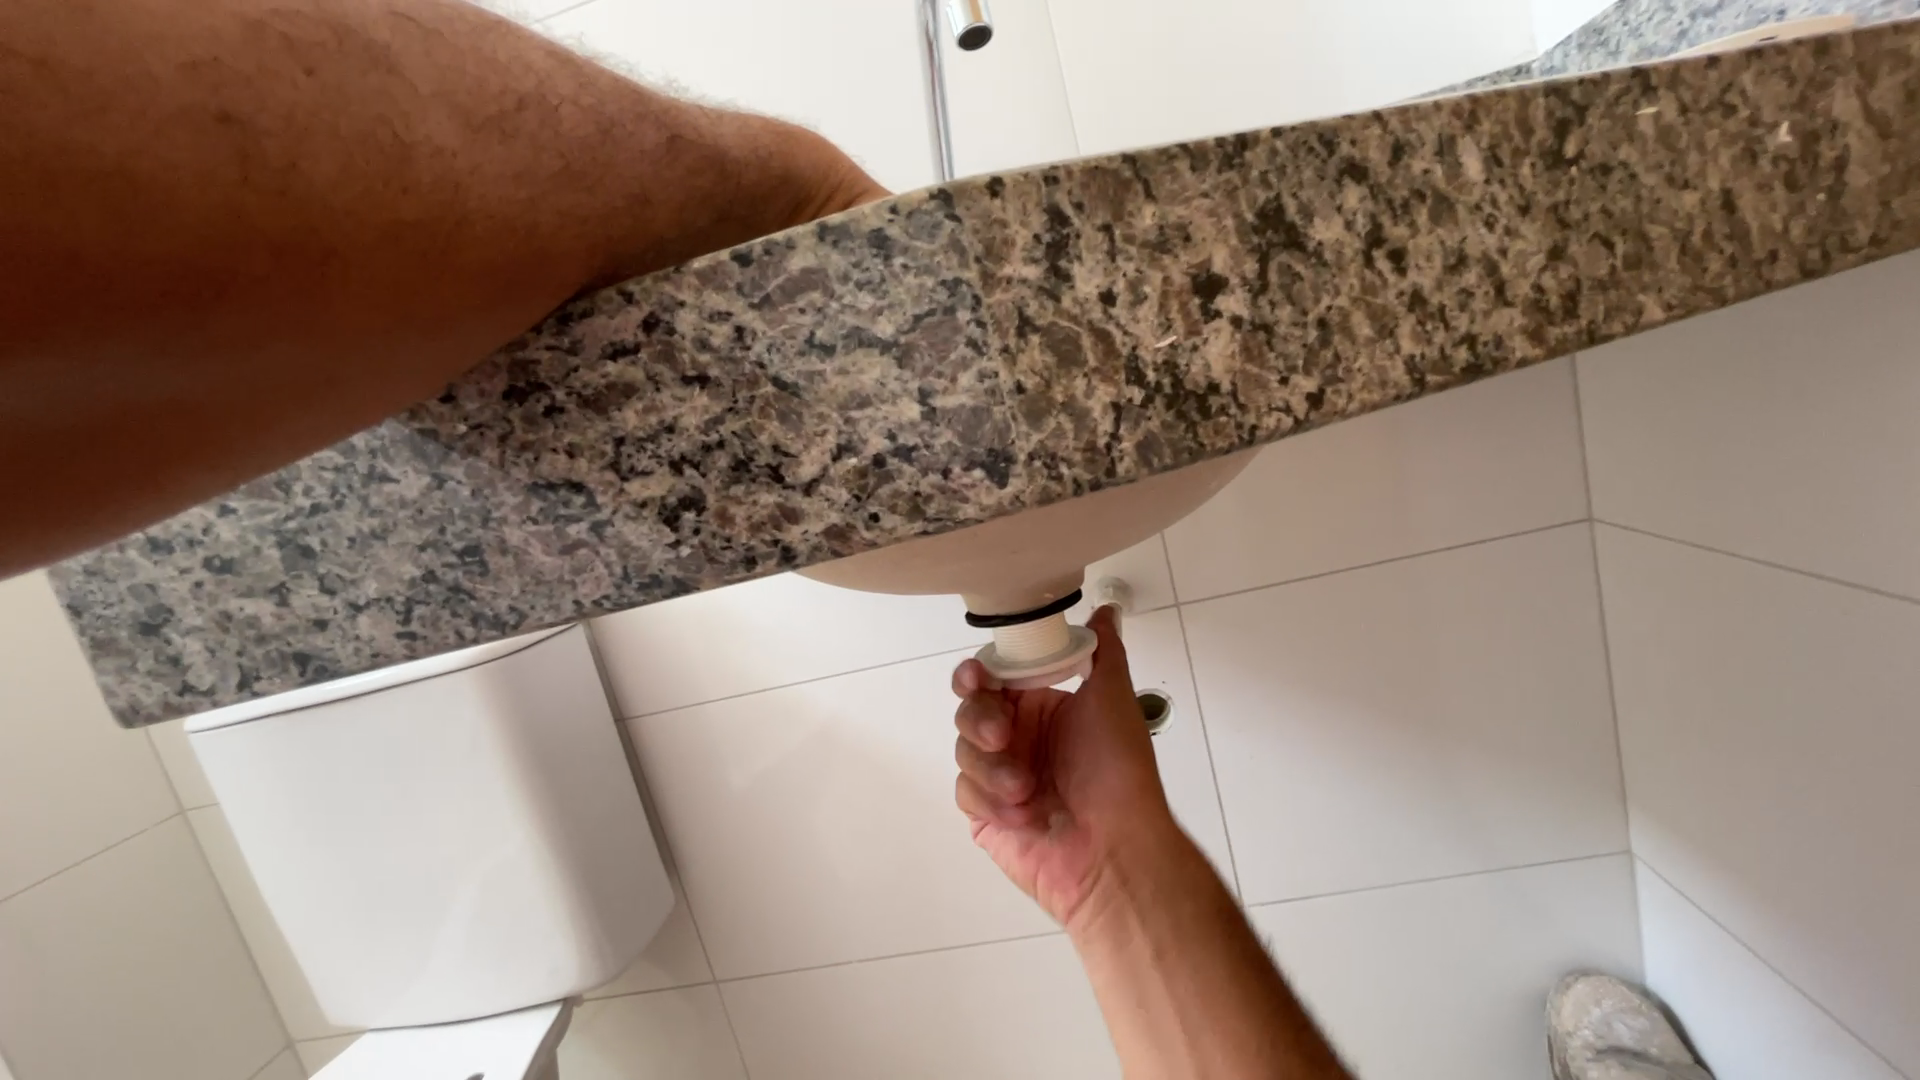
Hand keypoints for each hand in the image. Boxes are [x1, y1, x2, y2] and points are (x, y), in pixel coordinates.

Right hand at [951, 606, 1176, 927]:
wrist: (1114, 852)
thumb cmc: (1116, 771)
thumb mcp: (1113, 700)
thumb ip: (1102, 650)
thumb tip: (1106, 609)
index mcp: (1042, 708)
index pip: (995, 678)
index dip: (979, 673)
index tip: (978, 676)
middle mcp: (1018, 738)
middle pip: (970, 709)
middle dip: (980, 719)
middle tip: (1001, 735)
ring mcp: (998, 777)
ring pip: (964, 750)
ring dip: (993, 768)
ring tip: (1026, 790)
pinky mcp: (985, 814)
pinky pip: (965, 791)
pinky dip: (990, 800)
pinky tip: (1023, 814)